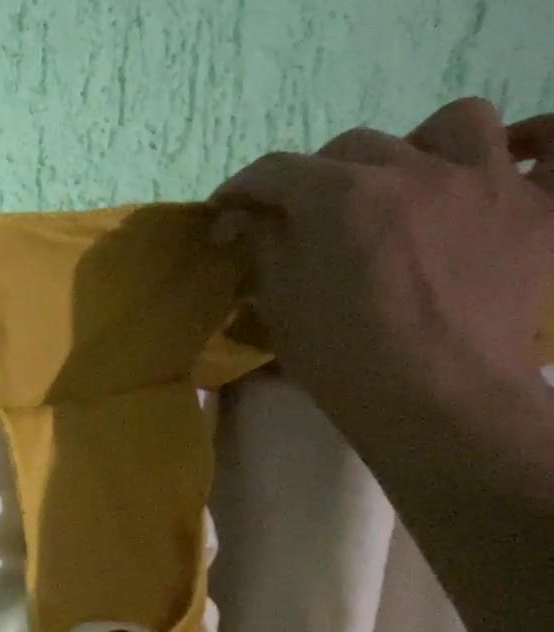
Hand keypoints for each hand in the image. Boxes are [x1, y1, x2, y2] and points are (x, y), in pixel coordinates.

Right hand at [211, 98, 553, 399]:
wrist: (434, 391)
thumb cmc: (339, 353)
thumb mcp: (277, 301)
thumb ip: (262, 246)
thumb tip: (245, 219)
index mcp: (340, 197)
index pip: (276, 171)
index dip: (241, 189)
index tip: (226, 211)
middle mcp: (414, 171)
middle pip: (355, 146)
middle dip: (318, 175)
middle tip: (306, 215)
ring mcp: (486, 181)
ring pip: (452, 124)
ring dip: (418, 145)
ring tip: (406, 182)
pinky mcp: (538, 204)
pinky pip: (546, 150)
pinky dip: (520, 154)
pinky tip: (496, 177)